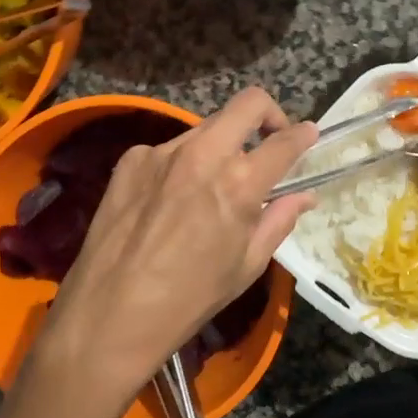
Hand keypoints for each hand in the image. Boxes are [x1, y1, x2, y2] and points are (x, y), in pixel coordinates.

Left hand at [29, 87, 317, 408]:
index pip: (284, 142)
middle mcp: (202, 154)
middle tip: (268, 139)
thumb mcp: (245, 267)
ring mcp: (161, 152)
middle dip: (267, 114)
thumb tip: (303, 196)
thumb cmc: (189, 299)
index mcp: (238, 184)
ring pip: (204, 129)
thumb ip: (277, 221)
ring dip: (219, 146)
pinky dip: (180, 165)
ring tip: (209, 186)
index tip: (308, 134)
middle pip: (247, 104)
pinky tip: (168, 202)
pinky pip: (168, 150)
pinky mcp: (131, 159)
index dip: (302, 135)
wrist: (110, 313)